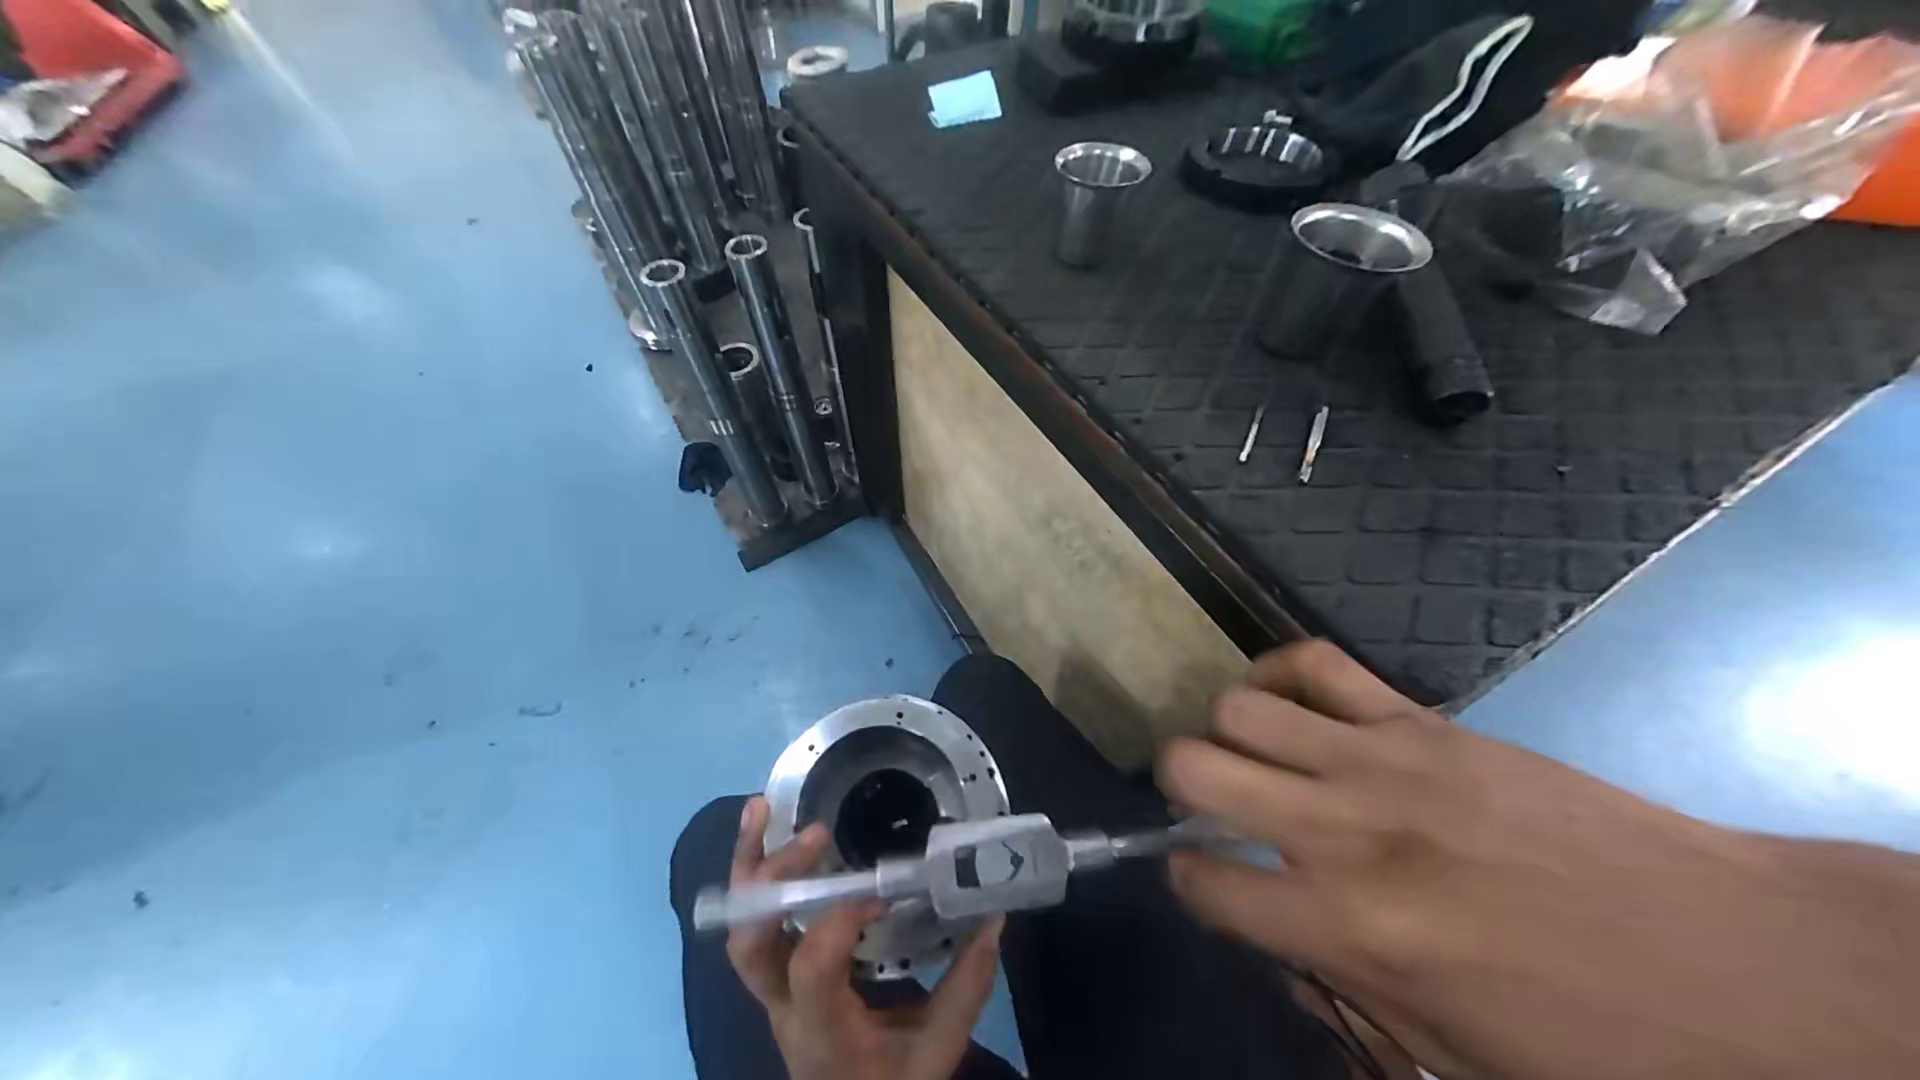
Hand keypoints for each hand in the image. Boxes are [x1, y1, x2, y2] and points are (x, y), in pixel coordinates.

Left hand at [726, 796, 1005, 1079]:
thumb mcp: (936, 1050)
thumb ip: (965, 988)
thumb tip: (992, 918)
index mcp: (821, 1030)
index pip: (811, 969)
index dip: (839, 921)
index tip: (881, 893)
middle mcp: (782, 1006)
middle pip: (751, 945)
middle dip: (776, 882)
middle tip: (817, 836)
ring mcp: (771, 988)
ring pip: (741, 927)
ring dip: (750, 865)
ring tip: (762, 807)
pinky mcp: (776, 970)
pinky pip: (753, 920)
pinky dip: (754, 871)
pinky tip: (761, 826)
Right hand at [1158, 640, 1919, 1079]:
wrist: (1750, 966)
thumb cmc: (1597, 1040)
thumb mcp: (1452, 1058)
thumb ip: (1337, 990)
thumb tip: (1270, 935)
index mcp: (1350, 927)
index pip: (1203, 882)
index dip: (1185, 880)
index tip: (1199, 876)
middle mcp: (1344, 830)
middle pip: (1191, 765)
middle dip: (1178, 787)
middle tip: (1207, 805)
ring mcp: (1381, 761)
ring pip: (1237, 708)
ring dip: (1226, 735)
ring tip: (1252, 757)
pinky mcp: (1423, 721)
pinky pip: (1316, 661)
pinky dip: (1279, 673)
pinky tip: (1286, 702)